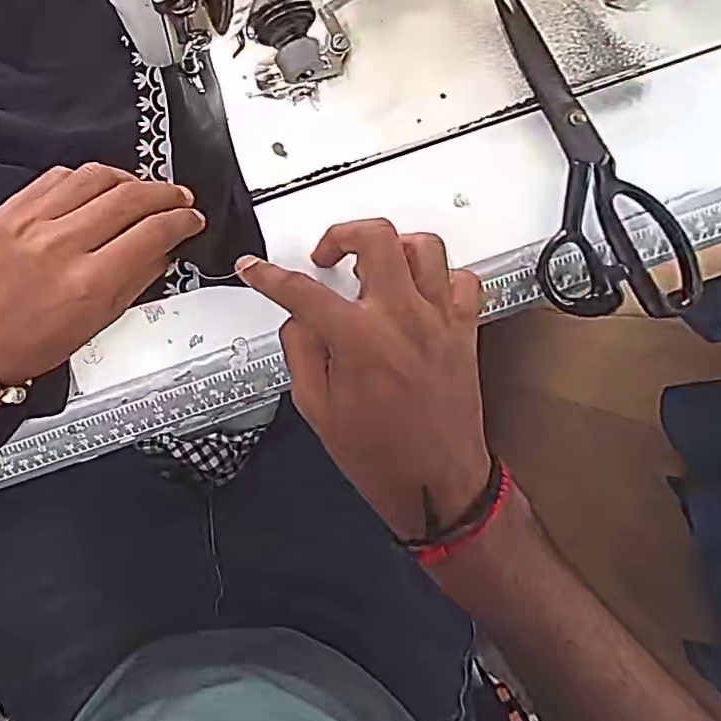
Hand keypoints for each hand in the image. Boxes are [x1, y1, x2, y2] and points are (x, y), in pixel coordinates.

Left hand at [0, 164, 204, 425]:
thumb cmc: (34, 342)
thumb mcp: (101, 320)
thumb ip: (139, 278)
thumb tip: (165, 245)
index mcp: (87, 283)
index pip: (152, 232)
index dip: (181, 219)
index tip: (190, 218)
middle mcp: (59, 247)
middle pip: (129, 197)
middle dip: (164, 193)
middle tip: (176, 197)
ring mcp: (31, 223)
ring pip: (96, 177)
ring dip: (129, 179)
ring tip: (140, 190)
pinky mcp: (10, 211)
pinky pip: (59, 176)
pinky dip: (87, 178)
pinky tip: (97, 189)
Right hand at [235, 220, 490, 539]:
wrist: (438, 486)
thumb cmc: (383, 456)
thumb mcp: (315, 407)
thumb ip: (300, 350)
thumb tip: (298, 318)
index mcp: (359, 341)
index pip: (301, 290)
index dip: (268, 275)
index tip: (256, 268)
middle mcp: (403, 321)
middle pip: (375, 238)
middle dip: (340, 234)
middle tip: (326, 255)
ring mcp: (438, 322)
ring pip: (423, 247)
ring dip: (391, 248)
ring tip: (371, 266)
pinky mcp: (463, 331)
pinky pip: (462, 279)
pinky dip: (437, 275)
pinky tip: (417, 289)